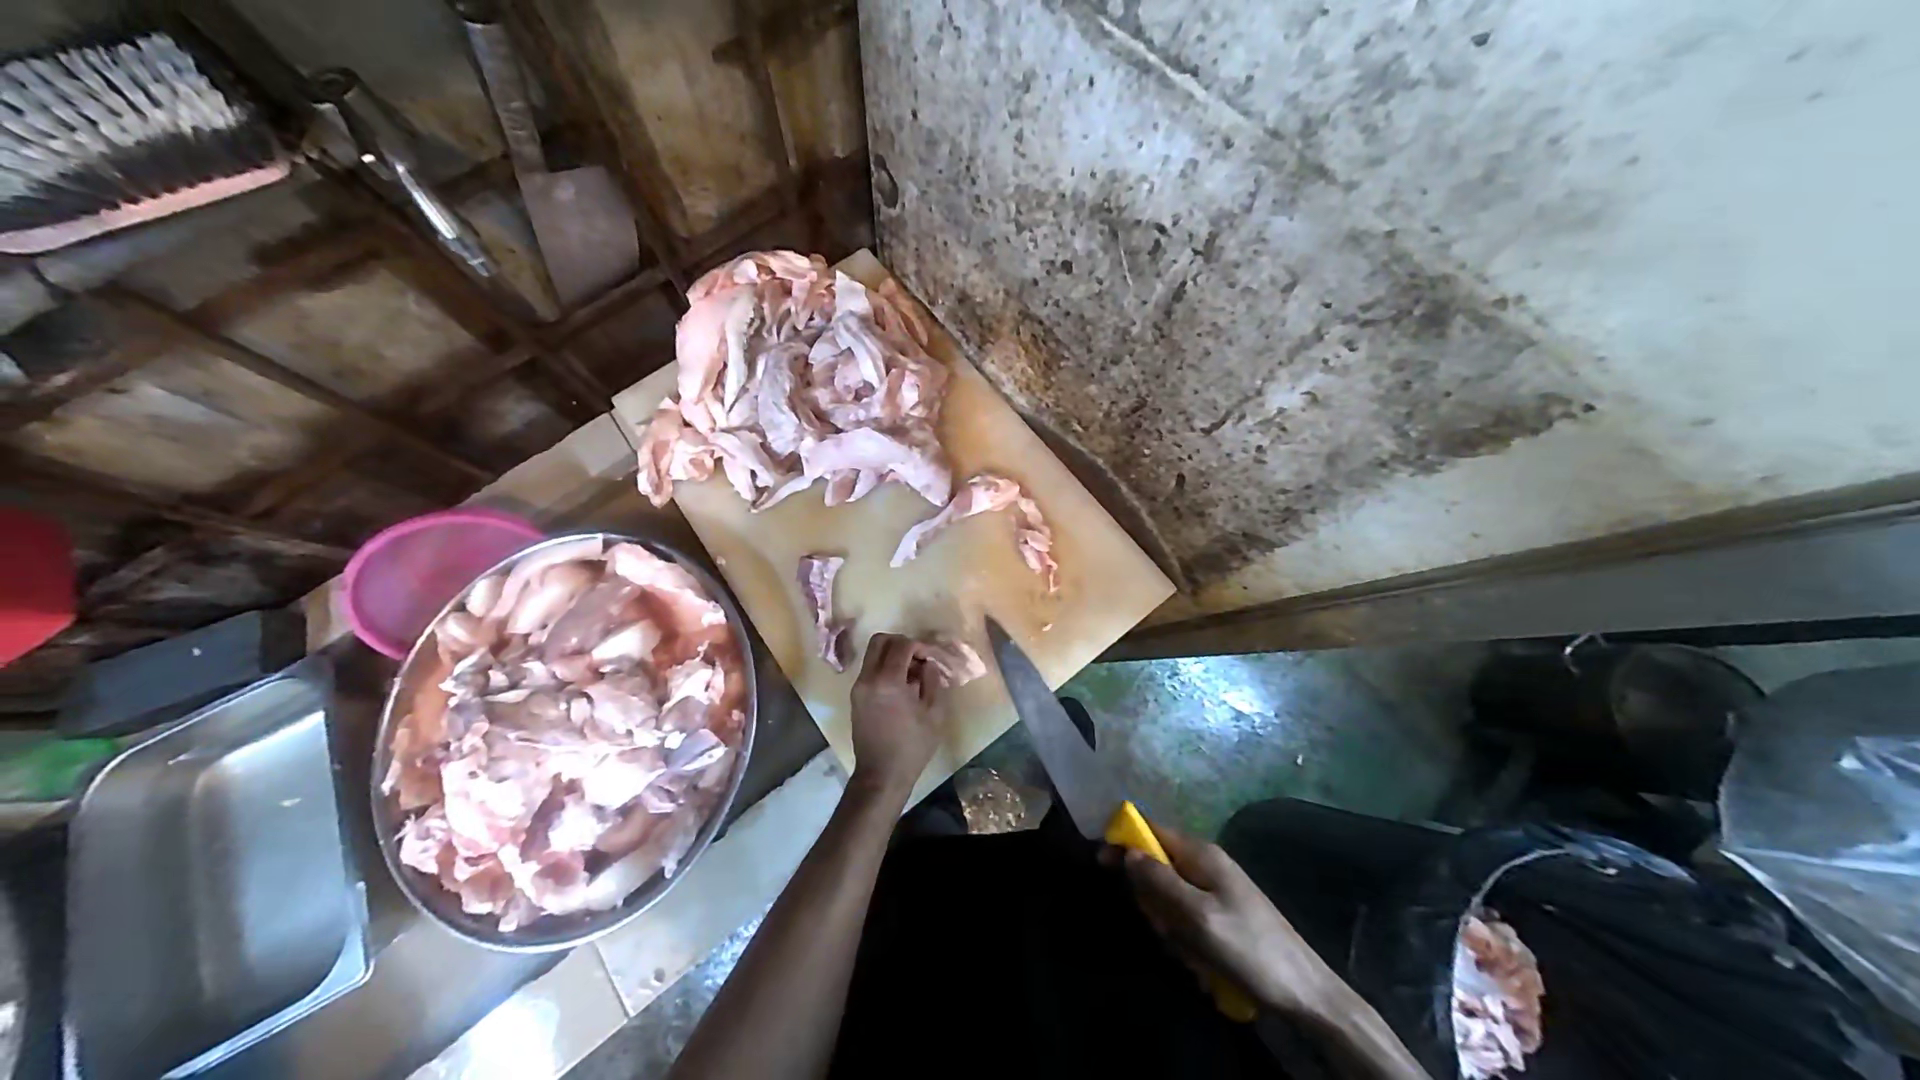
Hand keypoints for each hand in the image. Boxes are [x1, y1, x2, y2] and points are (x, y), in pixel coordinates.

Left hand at [848, 633, 947, 797]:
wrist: (881, 774)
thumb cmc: (912, 746)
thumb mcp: (933, 713)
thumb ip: (932, 681)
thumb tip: (928, 664)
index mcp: (887, 681)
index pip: (902, 645)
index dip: (920, 646)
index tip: (932, 658)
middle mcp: (868, 678)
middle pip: (880, 641)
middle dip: (902, 643)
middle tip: (919, 658)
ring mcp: (858, 687)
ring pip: (873, 654)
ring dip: (892, 655)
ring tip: (912, 674)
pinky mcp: (856, 697)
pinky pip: (870, 670)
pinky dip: (885, 668)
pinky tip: (902, 686)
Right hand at [1120, 822, 1344, 1021]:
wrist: (1305, 992)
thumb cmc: (1249, 949)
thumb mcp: (1197, 916)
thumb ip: (1160, 881)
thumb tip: (1128, 852)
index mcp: (1201, 853)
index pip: (1150, 829)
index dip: (1124, 840)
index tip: (1103, 863)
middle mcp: (1206, 863)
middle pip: (1156, 864)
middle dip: (1150, 897)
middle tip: (1162, 927)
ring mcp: (1216, 889)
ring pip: (1168, 895)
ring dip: (1168, 923)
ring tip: (1187, 950)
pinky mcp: (1222, 914)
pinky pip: (1186, 916)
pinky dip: (1185, 937)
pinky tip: (1200, 961)